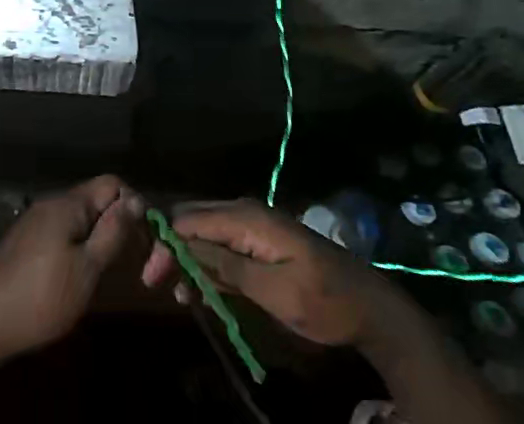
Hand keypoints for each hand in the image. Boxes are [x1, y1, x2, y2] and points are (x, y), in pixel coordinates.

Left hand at [0, 175, 143, 371]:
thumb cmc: (40, 297)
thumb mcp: (86, 268)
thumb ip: (112, 232)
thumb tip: (136, 200)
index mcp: (67, 204)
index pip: (111, 184)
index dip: (133, 206)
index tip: (145, 241)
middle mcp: (51, 204)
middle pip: (96, 200)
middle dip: (118, 225)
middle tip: (134, 264)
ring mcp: (36, 222)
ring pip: (81, 219)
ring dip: (99, 239)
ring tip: (110, 273)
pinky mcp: (27, 242)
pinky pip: (64, 233)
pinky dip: (80, 248)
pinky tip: (81, 277)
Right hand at [141, 199, 394, 348]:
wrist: (373, 309)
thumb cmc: (324, 301)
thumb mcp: (274, 290)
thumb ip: (227, 265)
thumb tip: (184, 245)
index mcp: (248, 219)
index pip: (190, 220)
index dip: (166, 243)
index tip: (150, 274)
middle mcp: (246, 214)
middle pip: (194, 222)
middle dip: (171, 249)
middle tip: (154, 281)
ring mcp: (255, 229)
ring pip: (206, 234)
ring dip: (188, 259)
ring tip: (173, 290)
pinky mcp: (261, 245)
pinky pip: (224, 247)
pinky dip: (208, 265)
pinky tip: (196, 288)